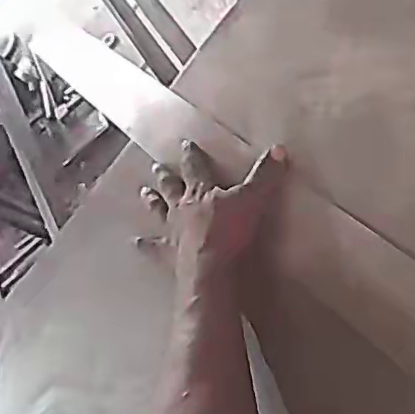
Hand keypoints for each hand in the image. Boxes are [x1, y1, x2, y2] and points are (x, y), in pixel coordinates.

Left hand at [139, 140, 287, 282]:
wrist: (210, 268)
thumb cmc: (231, 232)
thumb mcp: (254, 200)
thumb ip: (265, 177)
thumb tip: (279, 149)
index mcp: (201, 192)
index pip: (195, 168)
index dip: (192, 156)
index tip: (185, 145)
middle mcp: (181, 208)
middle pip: (171, 188)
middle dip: (166, 177)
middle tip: (157, 167)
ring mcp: (171, 231)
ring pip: (158, 212)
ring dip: (152, 202)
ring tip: (143, 192)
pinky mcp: (168, 255)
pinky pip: (153, 248)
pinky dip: (145, 244)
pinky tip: (136, 242)